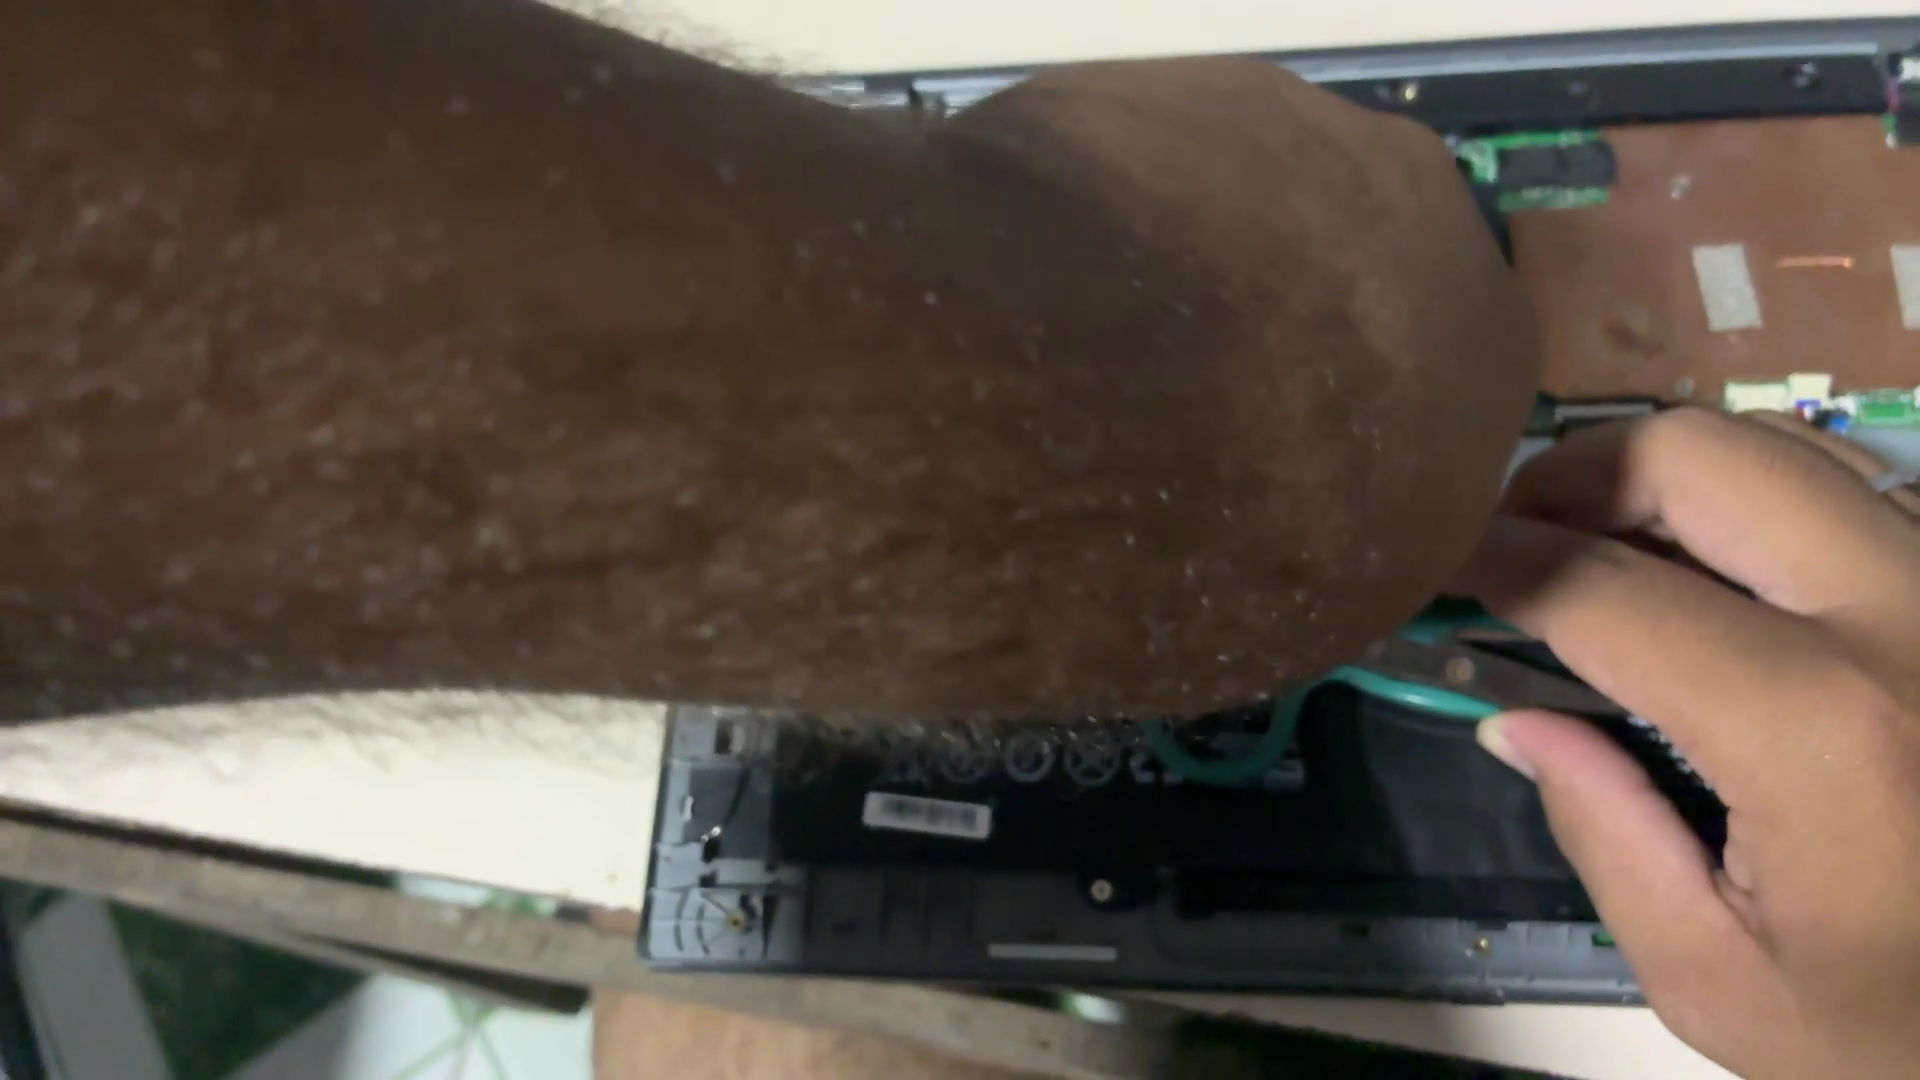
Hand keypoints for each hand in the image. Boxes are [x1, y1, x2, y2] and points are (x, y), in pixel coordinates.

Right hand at [1458, 408, 1919, 1077]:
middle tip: (1508, 538)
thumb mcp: (1728, 985)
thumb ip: (1601, 833)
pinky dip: (1737, 509)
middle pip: (1696, 459)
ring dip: (1650, 484)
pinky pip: (1850, 494)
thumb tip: (1514, 724)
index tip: (1430, 557)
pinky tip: (1700, 578)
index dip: (1484, 556)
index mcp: (1825, 728)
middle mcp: (1919, 621)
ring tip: (1591, 549)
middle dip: (1563, 478)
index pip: (1591, 584)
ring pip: (1781, 452)